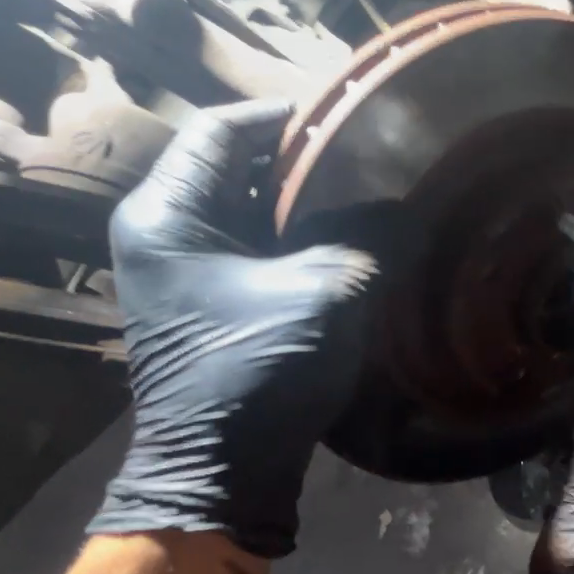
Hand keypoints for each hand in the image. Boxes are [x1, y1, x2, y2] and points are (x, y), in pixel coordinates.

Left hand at [88, 100, 382, 557]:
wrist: (223, 463)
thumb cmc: (258, 369)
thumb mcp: (324, 293)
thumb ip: (365, 240)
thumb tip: (405, 208)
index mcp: (169, 214)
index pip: (222, 132)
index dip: (284, 114)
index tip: (348, 110)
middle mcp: (168, 232)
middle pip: (238, 169)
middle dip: (306, 159)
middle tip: (375, 152)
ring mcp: (191, 271)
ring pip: (256, 212)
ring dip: (311, 202)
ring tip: (377, 192)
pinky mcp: (219, 303)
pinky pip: (265, 249)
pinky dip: (307, 238)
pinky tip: (359, 242)